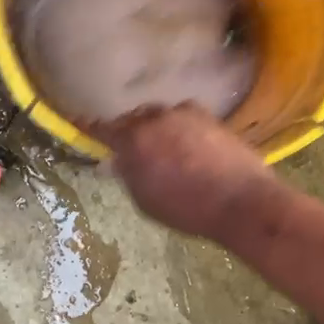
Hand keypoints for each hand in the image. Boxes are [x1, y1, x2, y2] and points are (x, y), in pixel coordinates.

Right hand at [101, 103, 281, 240]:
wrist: (246, 204)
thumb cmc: (189, 209)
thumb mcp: (145, 200)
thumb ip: (127, 174)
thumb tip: (116, 160)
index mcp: (133, 139)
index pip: (100, 127)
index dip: (87, 125)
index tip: (77, 121)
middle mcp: (155, 118)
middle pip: (132, 118)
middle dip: (129, 130)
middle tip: (133, 147)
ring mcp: (184, 114)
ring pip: (160, 114)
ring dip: (156, 126)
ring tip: (164, 145)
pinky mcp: (210, 118)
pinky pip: (185, 117)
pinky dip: (181, 127)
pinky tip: (190, 144)